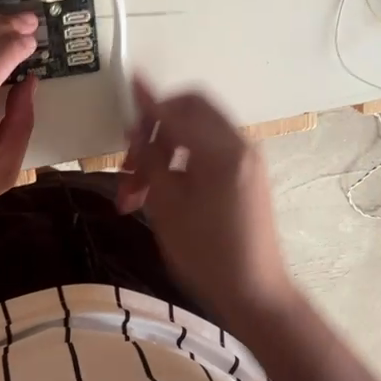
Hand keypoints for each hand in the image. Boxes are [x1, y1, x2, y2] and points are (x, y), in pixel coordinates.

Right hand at [116, 77, 293, 319]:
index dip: (147, 101)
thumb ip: (150, 157)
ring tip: (135, 193)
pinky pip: (208, 151)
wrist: (255, 294)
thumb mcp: (166, 204)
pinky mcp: (246, 174)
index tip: (125, 86)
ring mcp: (246, 159)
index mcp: (221, 150)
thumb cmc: (206, 253)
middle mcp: (239, 144)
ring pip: (195, 133)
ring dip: (163, 151)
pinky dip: (181, 161)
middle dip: (154, 129)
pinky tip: (159, 193)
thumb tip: (136, 123)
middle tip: (129, 163)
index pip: (177, 110)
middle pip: (190, 111)